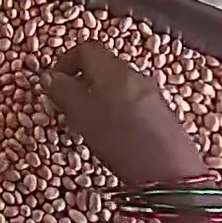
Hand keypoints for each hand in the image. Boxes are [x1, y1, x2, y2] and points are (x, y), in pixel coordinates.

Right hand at [43, 41, 208, 184]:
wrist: (170, 174)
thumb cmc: (119, 139)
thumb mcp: (81, 115)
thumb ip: (63, 91)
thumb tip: (51, 77)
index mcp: (113, 70)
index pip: (86, 49)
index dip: (65, 61)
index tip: (53, 81)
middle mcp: (135, 76)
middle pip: (102, 66)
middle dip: (79, 81)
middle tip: (65, 104)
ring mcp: (151, 95)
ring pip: (116, 85)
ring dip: (96, 96)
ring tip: (85, 122)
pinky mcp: (161, 114)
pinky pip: (130, 101)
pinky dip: (113, 109)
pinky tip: (110, 134)